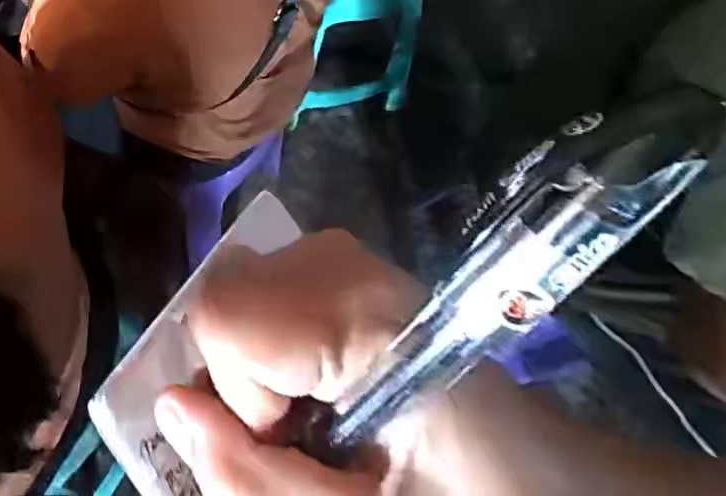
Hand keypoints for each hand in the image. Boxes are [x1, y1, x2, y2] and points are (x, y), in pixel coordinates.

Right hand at [156, 231, 427, 495]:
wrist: (556, 478)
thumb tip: (170, 406)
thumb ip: (256, 481)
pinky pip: (262, 289)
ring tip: (315, 414)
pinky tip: (318, 384)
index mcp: (360, 315)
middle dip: (235, 373)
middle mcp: (342, 260)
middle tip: (299, 434)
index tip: (292, 442)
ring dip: (249, 361)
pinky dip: (265, 341)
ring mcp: (342, 253)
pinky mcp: (340, 262)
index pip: (222, 308)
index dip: (235, 388)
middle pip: (223, 292)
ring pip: (236, 290)